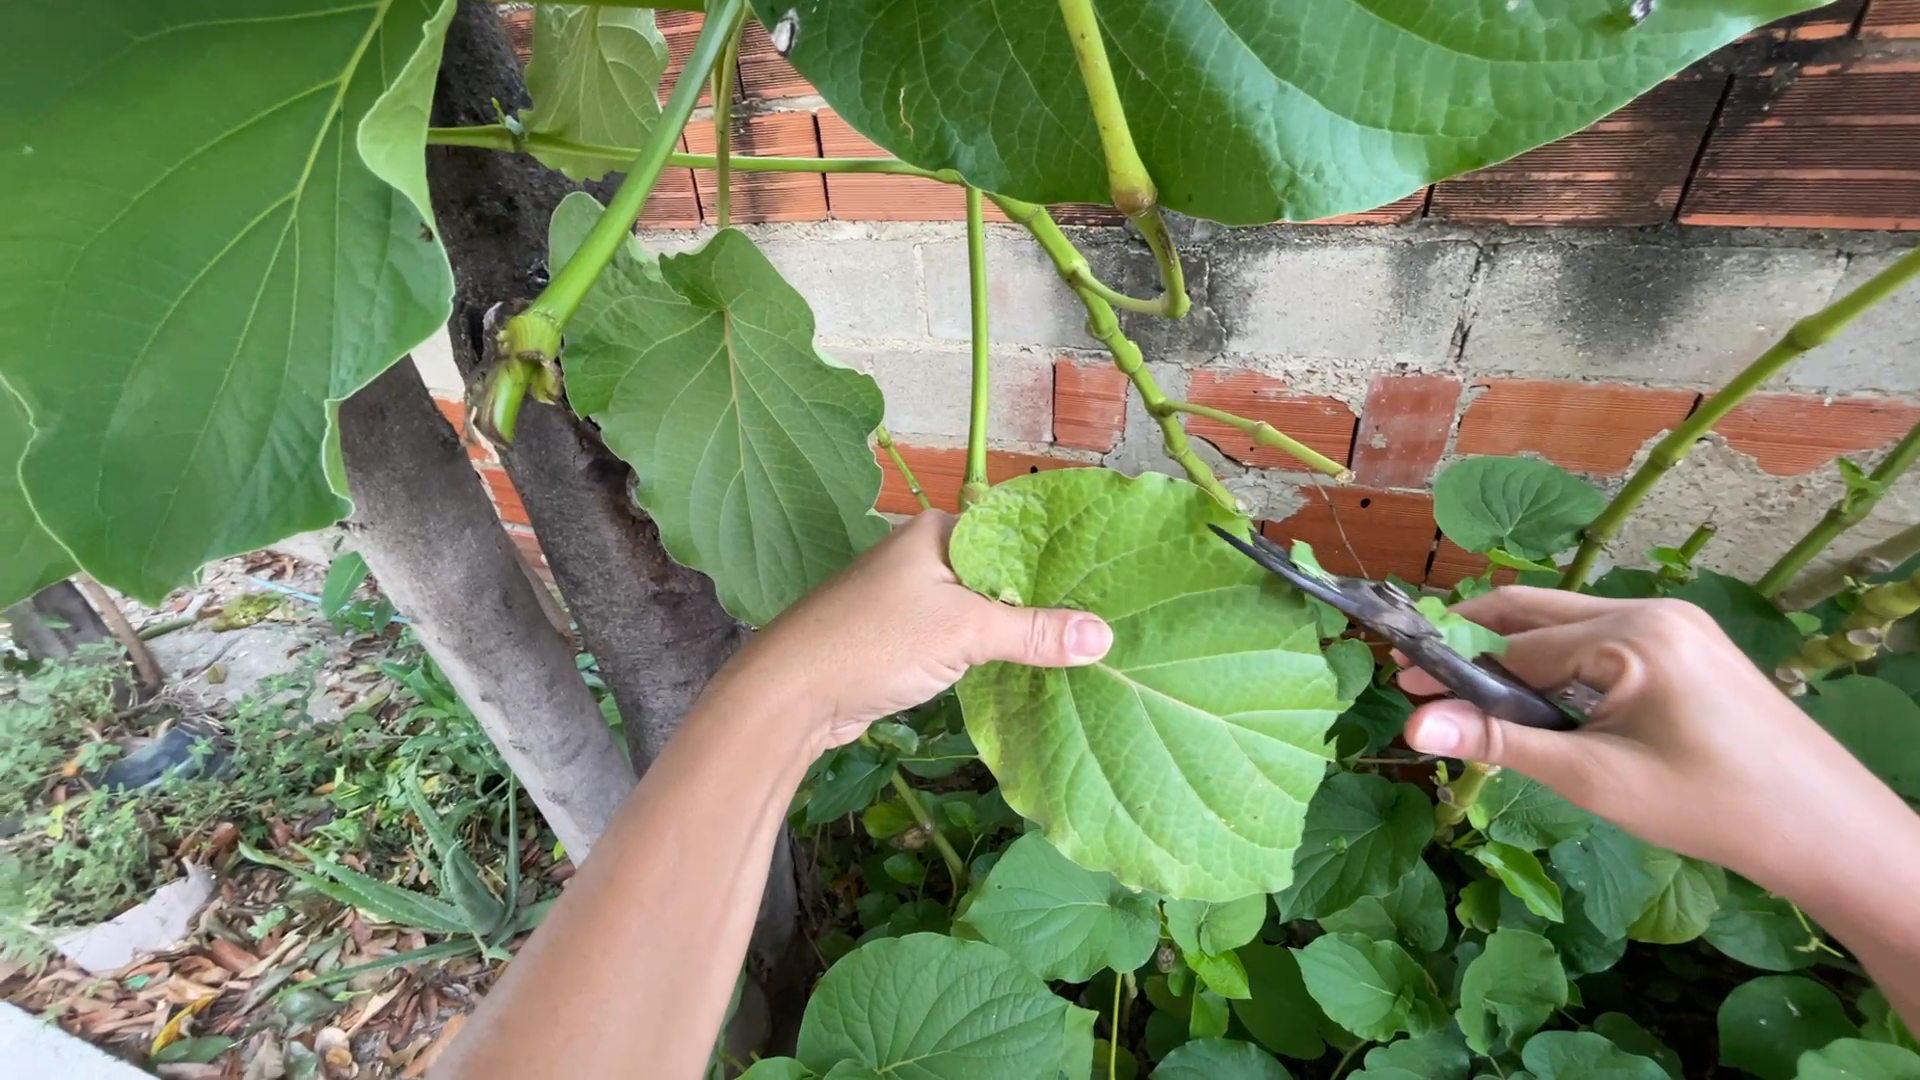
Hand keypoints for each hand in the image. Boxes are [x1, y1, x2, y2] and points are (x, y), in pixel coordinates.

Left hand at [725, 511, 1112, 753]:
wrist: (792, 693)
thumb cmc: (876, 641)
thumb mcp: (964, 630)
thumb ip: (1034, 631)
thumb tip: (1105, 636)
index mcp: (939, 531)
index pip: (1015, 533)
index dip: (1058, 559)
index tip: (1105, 583)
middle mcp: (925, 556)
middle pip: (1000, 574)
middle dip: (1042, 601)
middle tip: (1100, 622)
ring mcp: (912, 598)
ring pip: (979, 609)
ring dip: (1015, 630)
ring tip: (1075, 647)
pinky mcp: (903, 637)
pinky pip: (960, 637)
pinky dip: (988, 651)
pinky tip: (1025, 667)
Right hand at [1396, 587, 1899, 892]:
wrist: (1838, 841)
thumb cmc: (1712, 809)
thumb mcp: (1592, 777)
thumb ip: (1497, 743)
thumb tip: (1410, 728)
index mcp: (1633, 635)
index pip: (1514, 647)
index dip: (1453, 669)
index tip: (1402, 683)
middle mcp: (1650, 611)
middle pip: (1529, 613)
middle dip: (1469, 643)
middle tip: (1419, 674)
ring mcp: (1672, 624)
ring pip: (1558, 623)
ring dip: (1507, 652)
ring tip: (1469, 691)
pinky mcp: (1683, 643)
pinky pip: (1593, 637)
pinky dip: (1550, 660)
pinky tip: (1535, 696)